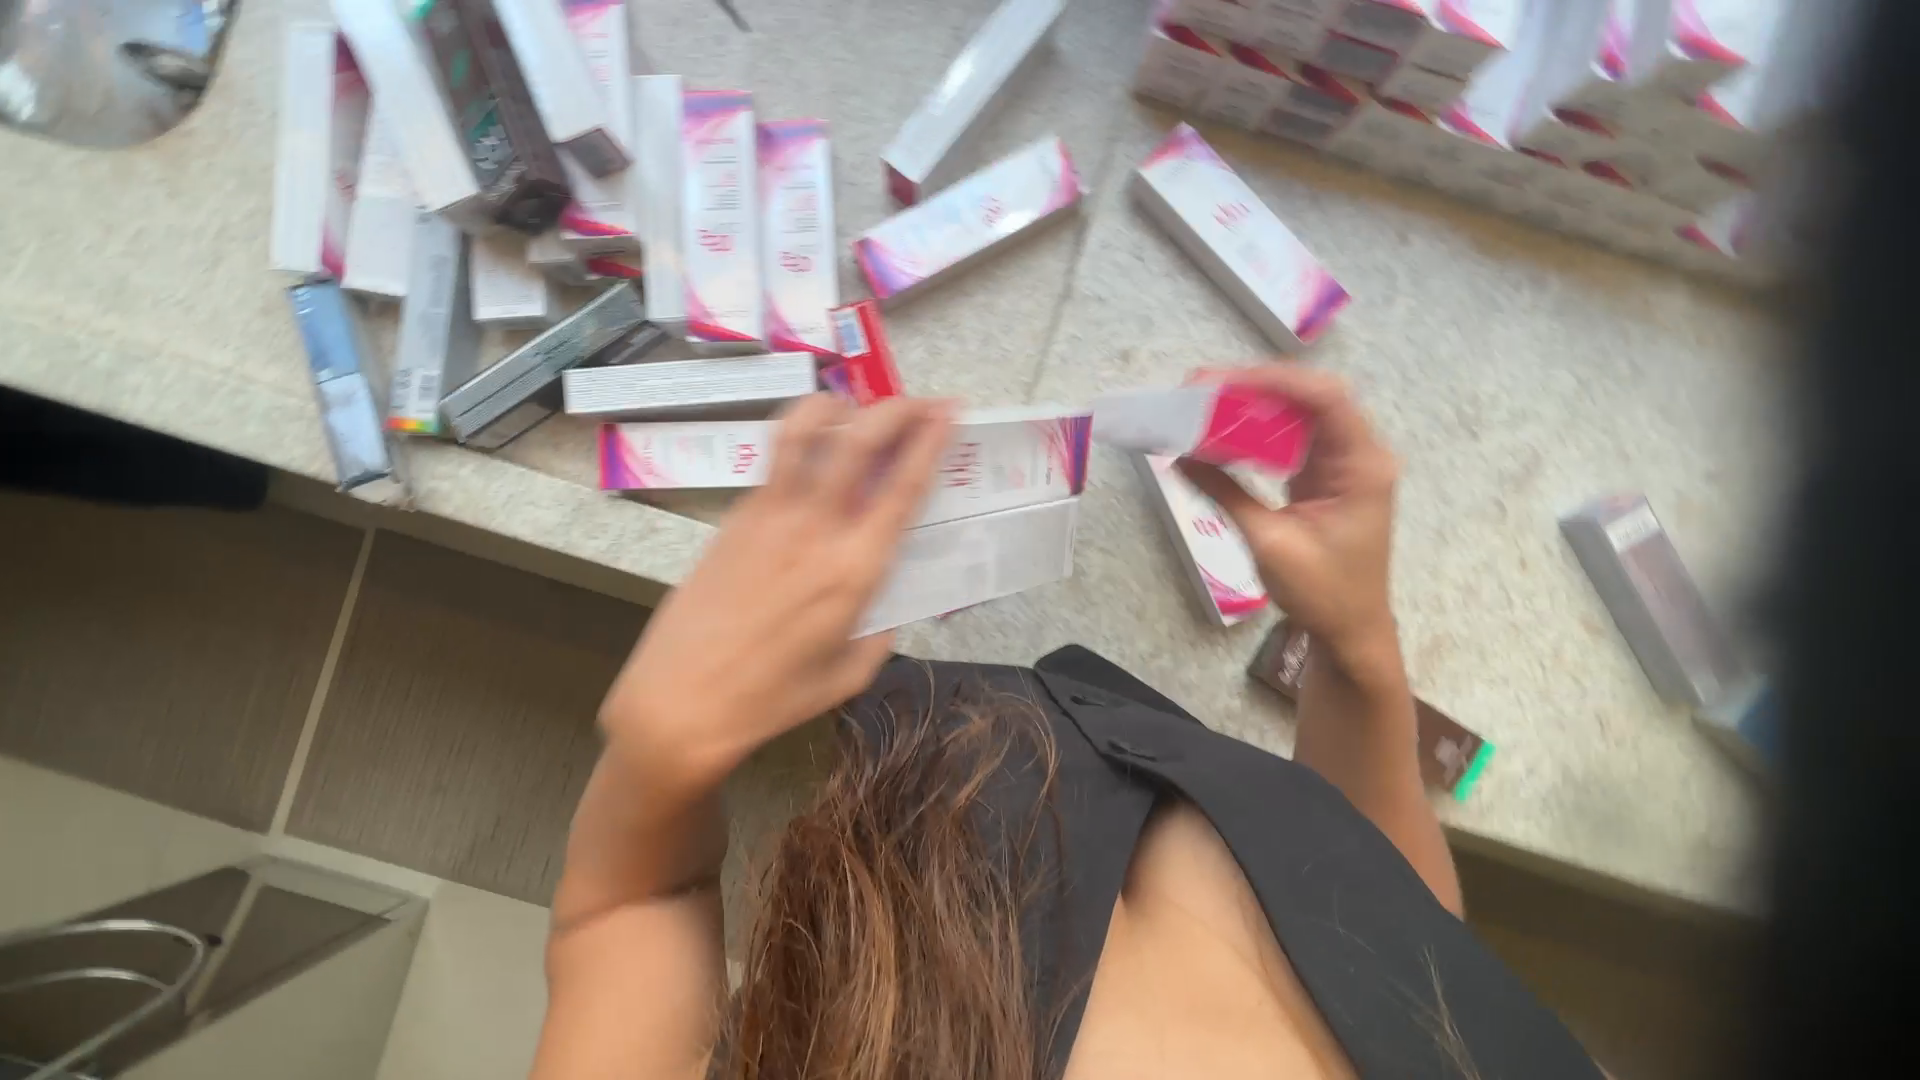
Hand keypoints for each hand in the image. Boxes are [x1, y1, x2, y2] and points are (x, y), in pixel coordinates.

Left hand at [598, 395, 954, 796]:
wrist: (681, 700)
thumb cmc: (773, 698)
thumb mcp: (848, 674)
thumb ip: (882, 631)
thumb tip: (890, 601)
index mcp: (855, 570)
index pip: (902, 487)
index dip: (931, 441)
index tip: (949, 413)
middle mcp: (815, 528)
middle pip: (859, 440)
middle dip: (897, 409)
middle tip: (921, 401)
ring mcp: (769, 515)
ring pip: (803, 432)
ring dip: (836, 406)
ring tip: (854, 406)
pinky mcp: (734, 516)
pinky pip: (774, 461)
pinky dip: (801, 440)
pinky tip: (811, 455)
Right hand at [1177, 366, 1399, 672]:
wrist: (1351, 630)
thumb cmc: (1322, 592)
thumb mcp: (1268, 542)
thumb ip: (1225, 492)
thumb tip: (1179, 455)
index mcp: (1362, 466)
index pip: (1325, 399)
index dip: (1274, 381)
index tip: (1222, 382)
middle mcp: (1359, 454)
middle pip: (1311, 398)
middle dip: (1256, 388)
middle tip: (1202, 389)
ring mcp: (1343, 463)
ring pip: (1299, 415)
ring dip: (1254, 407)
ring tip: (1206, 405)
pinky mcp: (1324, 476)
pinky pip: (1292, 439)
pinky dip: (1258, 432)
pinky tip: (1225, 432)